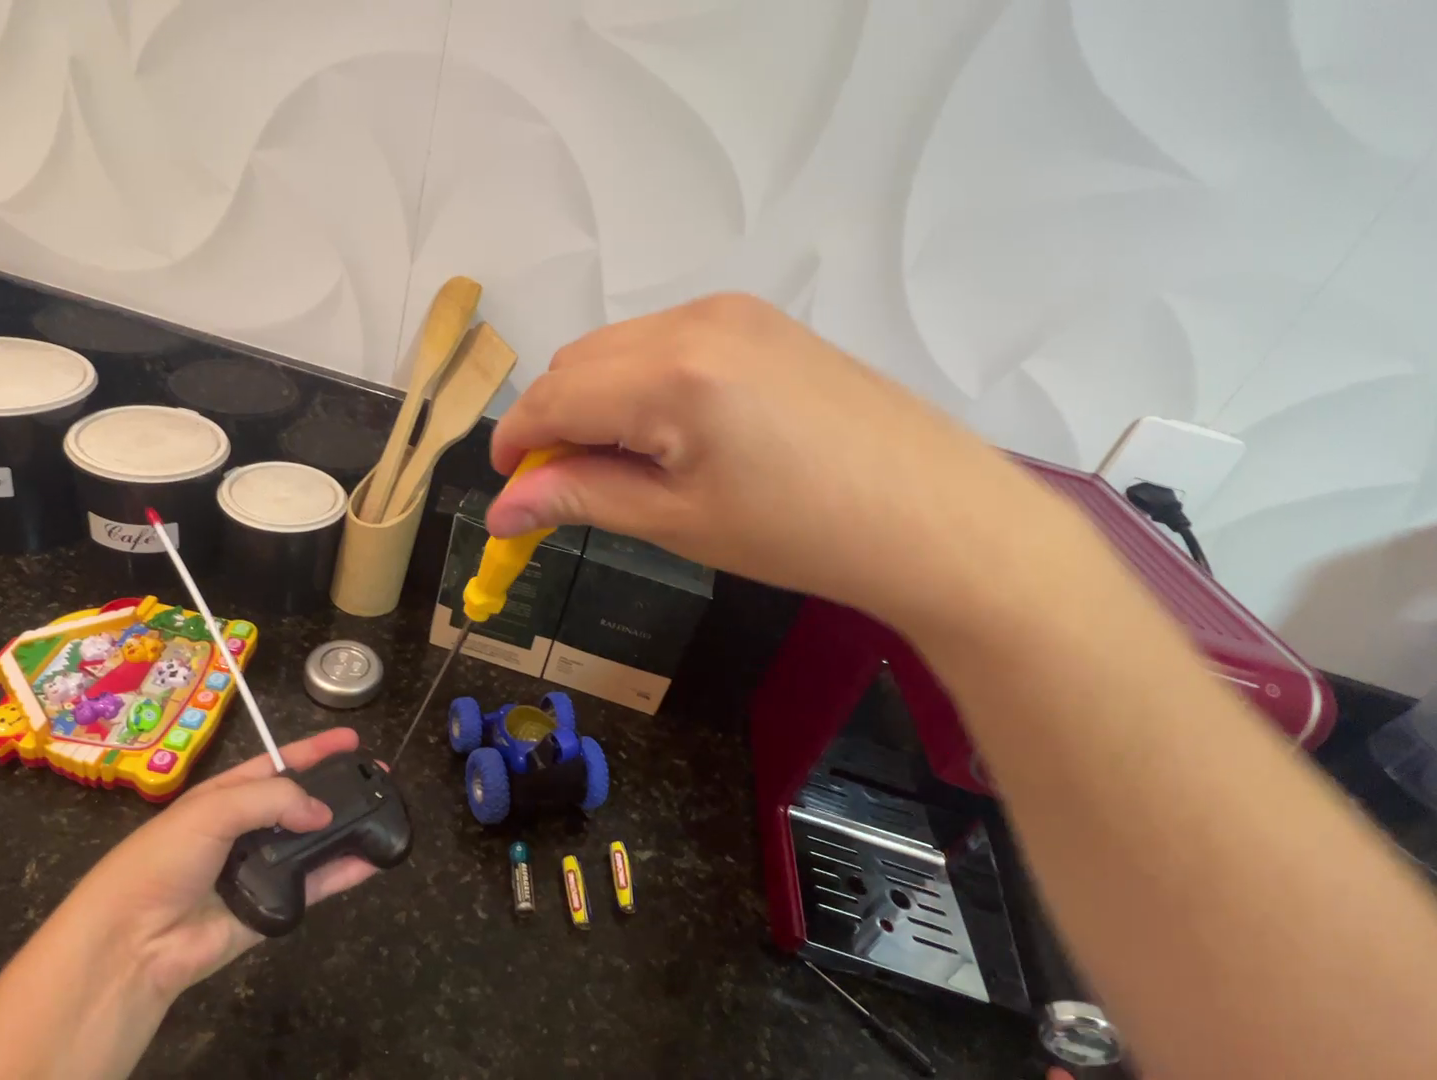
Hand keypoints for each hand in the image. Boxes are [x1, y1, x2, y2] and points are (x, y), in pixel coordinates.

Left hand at [0, 729, 380, 1079]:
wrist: (134, 941)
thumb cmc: (164, 859)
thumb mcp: (212, 809)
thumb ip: (273, 800)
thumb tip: (323, 812)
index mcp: (228, 796)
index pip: (279, 764)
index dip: (315, 750)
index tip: (353, 739)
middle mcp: (249, 828)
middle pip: (304, 802)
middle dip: (340, 788)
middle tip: (381, 778)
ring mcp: (263, 867)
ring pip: (316, 842)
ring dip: (349, 828)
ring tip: (388, 812)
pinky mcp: (275, 905)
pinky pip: (318, 884)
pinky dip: (347, 871)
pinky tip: (375, 858)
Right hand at [486, 293, 1065, 634]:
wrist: (935, 518)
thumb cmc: (800, 534)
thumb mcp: (676, 522)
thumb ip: (578, 499)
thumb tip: (501, 508)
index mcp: (670, 374)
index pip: (553, 398)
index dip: (514, 443)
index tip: (506, 490)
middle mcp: (693, 320)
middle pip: (578, 363)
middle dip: (554, 423)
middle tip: (568, 489)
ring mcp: (733, 312)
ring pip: (618, 348)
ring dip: (596, 401)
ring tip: (624, 466)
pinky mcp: (760, 320)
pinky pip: (664, 342)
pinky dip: (640, 383)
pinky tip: (671, 432)